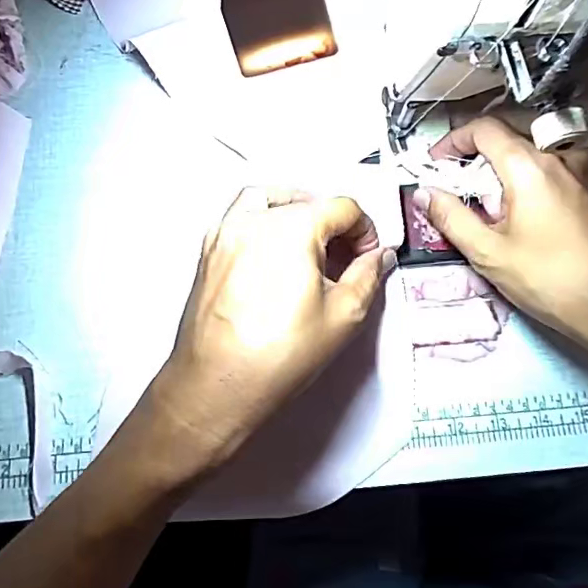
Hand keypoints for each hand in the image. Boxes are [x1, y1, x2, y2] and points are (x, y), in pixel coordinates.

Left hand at [134, 187, 395, 481]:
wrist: (216, 386)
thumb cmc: (267, 359)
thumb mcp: (343, 316)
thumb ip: (368, 276)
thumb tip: (376, 260)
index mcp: (291, 228)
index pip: (342, 207)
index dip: (365, 230)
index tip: (367, 253)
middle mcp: (254, 222)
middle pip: (309, 200)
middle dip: (335, 226)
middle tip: (348, 258)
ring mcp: (226, 234)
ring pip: (273, 200)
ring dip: (300, 215)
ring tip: (314, 250)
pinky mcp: (210, 251)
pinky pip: (244, 216)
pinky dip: (268, 223)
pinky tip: (280, 257)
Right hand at [417, 117, 587, 393]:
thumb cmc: (558, 283)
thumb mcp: (492, 256)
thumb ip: (453, 219)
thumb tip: (427, 193)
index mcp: (532, 165)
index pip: (484, 128)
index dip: (454, 140)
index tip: (440, 163)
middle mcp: (567, 155)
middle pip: (515, 139)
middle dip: (486, 161)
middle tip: (471, 195)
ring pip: (545, 158)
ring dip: (519, 175)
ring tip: (512, 216)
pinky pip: (570, 174)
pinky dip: (548, 185)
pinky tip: (548, 224)